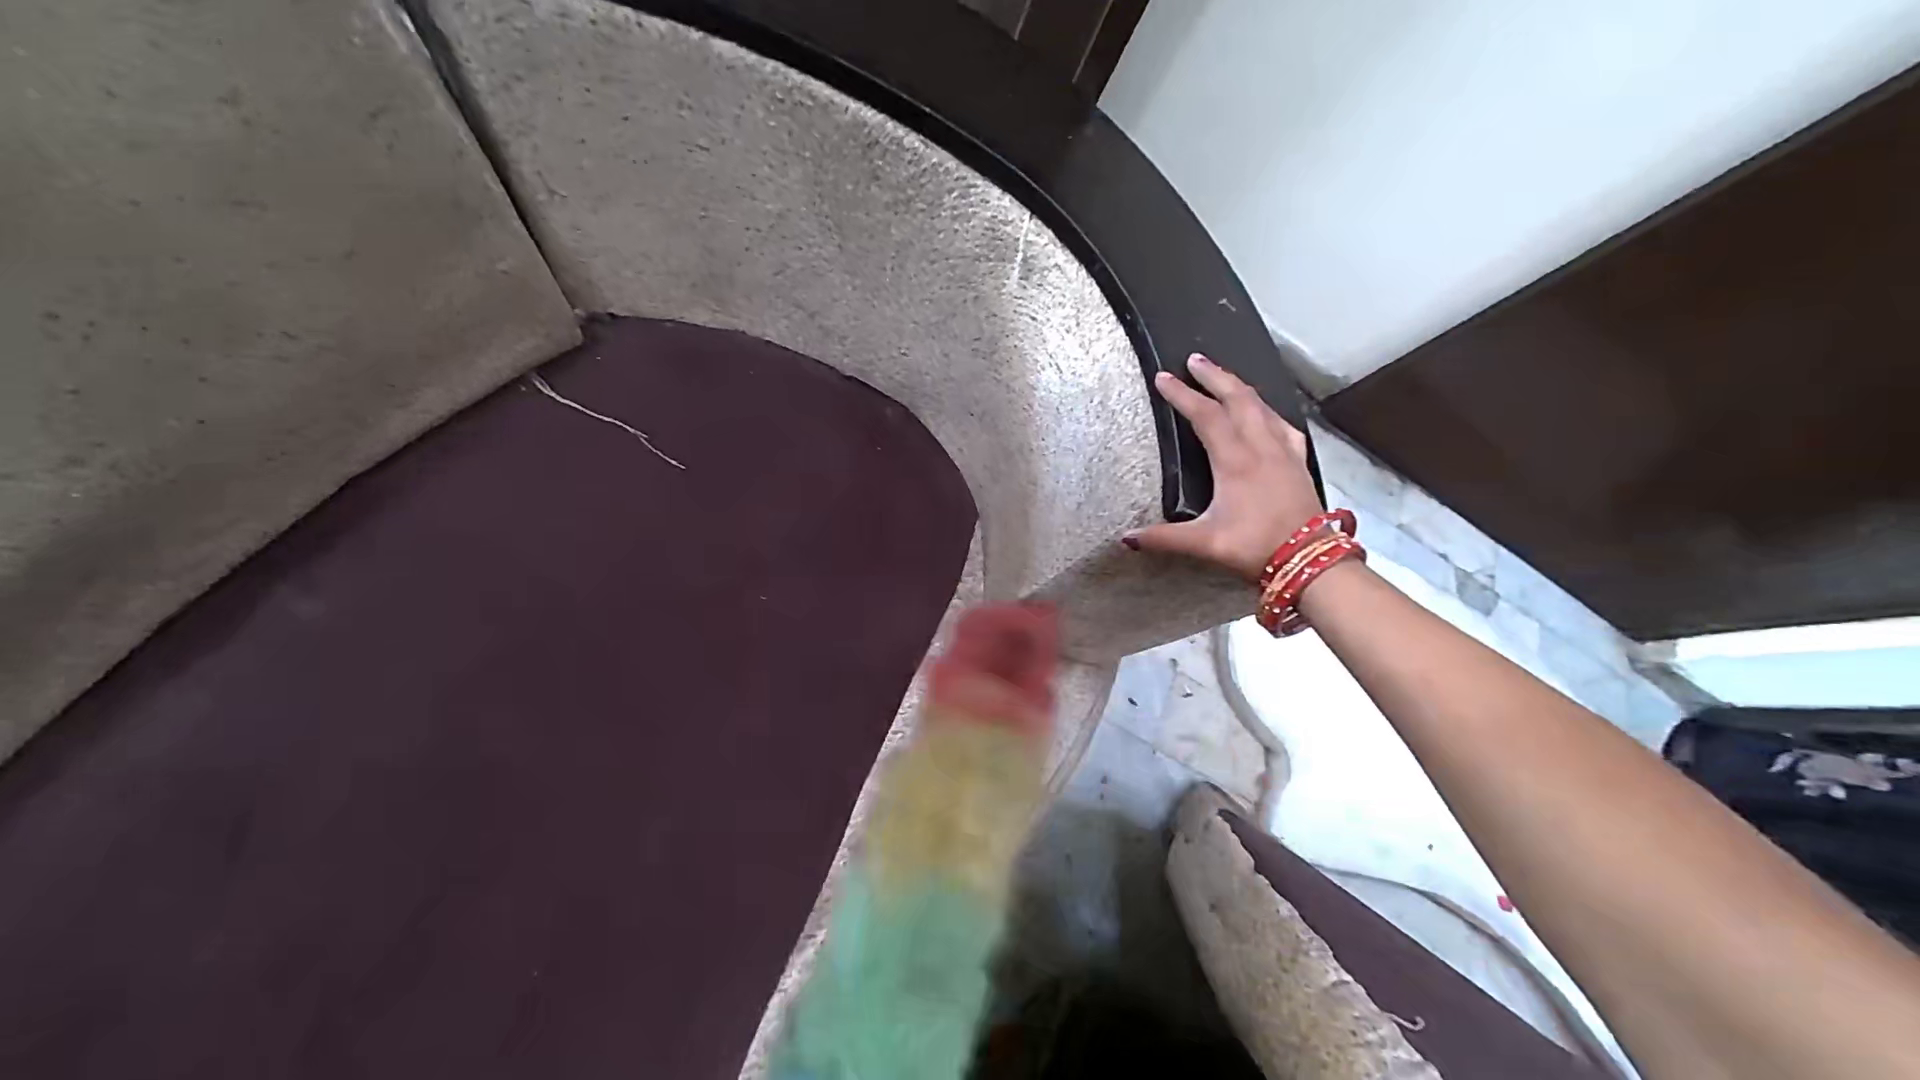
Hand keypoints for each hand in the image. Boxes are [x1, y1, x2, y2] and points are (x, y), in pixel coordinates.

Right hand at [1123, 353, 1322, 580]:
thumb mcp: (1204, 543)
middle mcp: (1260, 448)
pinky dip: (1267, 410)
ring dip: (1240, 387)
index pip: (1205, 416)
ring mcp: (1283, 452)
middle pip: (1238, 398)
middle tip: (1195, 360)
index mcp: (1235, 461)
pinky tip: (1264, 414)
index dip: (1182, 394)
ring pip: (1262, 406)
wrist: (1309, 560)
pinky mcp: (1297, 462)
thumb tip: (1127, 538)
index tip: (1163, 378)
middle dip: (1214, 376)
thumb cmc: (1256, 548)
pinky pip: (1282, 424)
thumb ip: (1163, 538)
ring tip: (1223, 377)